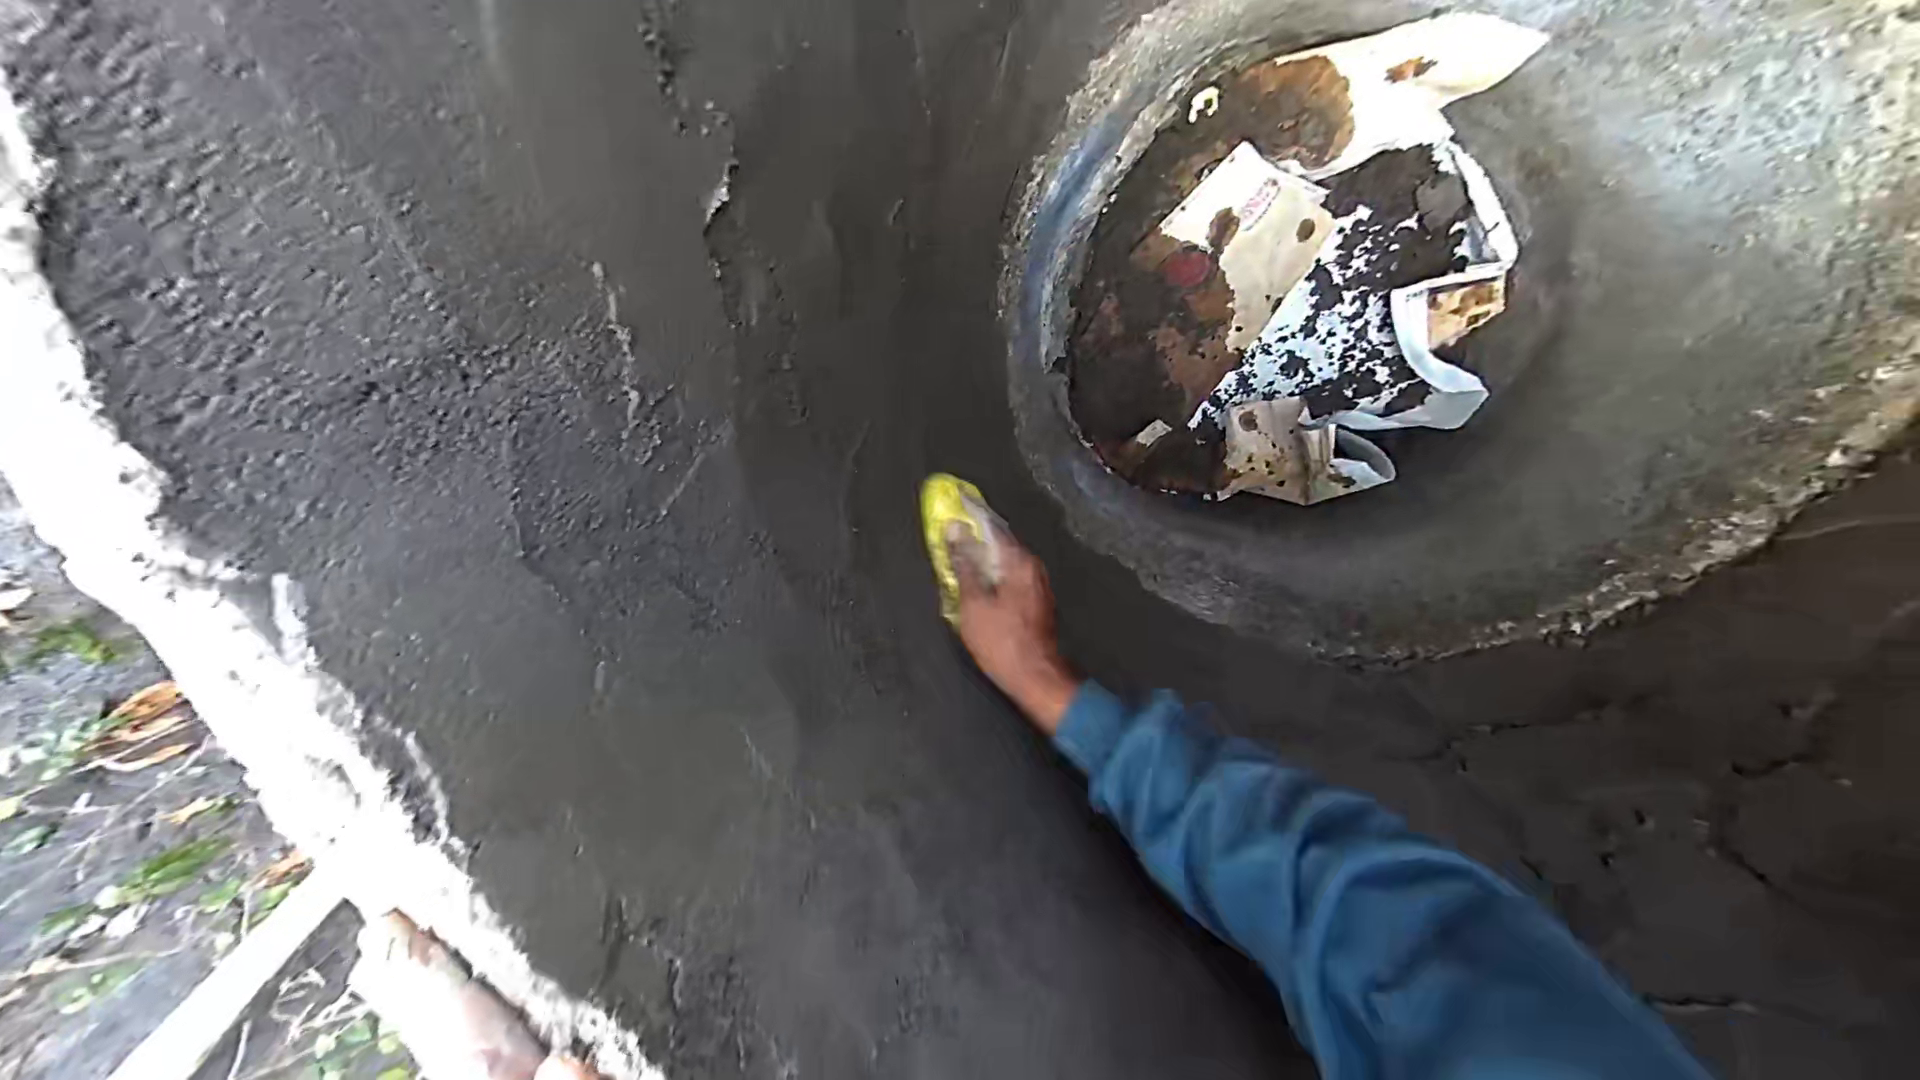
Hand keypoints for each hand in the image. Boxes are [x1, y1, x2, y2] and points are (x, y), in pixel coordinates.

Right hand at [949, 521, 1079, 733]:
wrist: (1035, 676)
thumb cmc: (1001, 640)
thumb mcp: (973, 602)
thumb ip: (964, 563)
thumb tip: (955, 529)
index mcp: (1019, 561)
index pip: (992, 526)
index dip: (971, 514)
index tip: (954, 501)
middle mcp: (1033, 566)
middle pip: (1000, 542)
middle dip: (976, 536)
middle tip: (952, 532)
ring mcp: (1037, 584)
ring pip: (1005, 560)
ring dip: (983, 557)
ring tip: (960, 557)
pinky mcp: (1036, 600)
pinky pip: (1010, 576)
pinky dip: (993, 574)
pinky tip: (977, 582)